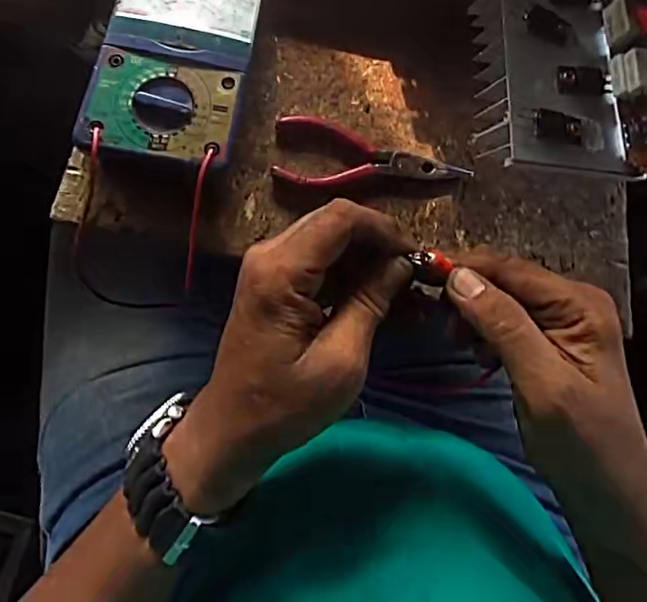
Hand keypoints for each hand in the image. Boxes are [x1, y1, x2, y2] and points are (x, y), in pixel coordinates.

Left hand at [163, 199, 414, 514]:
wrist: (231, 430)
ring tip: (400, 285)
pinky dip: (349, 266)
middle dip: (379, 240)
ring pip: (330, 233)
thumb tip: (402, 263)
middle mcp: (270, 252)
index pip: (341, 217)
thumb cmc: (284, 406)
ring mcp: (268, 261)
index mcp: (281, 271)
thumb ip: (371, 302)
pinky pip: (318, 253)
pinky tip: (375, 291)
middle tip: (412, 270)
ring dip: (367, 254)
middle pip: (336, 219)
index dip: (384, 228)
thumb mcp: (341, 361)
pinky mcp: (272, 274)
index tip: (415, 255)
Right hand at [443, 253, 646, 516]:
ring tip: (461, 344)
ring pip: (503, 297)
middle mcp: (574, 299)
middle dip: (469, 294)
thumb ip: (503, 325)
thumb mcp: (541, 385)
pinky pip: (509, 318)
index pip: (511, 268)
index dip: (465, 267)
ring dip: (475, 314)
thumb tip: (459, 276)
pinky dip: (487, 330)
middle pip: (506, 279)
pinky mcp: (552, 338)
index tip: (423, 275)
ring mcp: (565, 318)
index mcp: (580, 302)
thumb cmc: (583, 447)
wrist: (612, 501)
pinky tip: (481, 353)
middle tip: (443, 326)